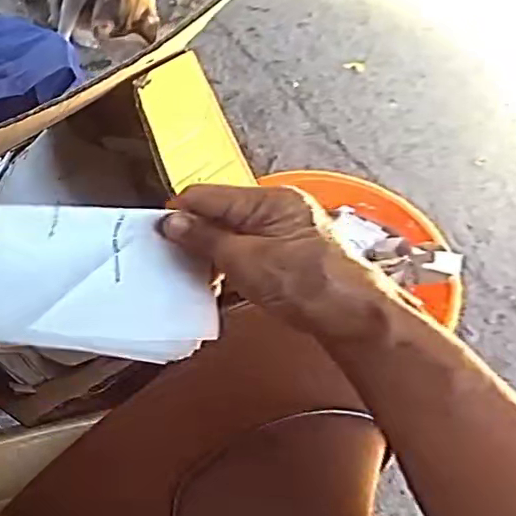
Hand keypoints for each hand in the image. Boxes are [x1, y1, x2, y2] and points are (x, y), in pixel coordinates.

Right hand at [159, 184, 412, 342]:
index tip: (160, 235)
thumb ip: (202, 237)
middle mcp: (276, 209)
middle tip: (177, 258)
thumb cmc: (315, 287)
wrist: (354, 320)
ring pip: (223, 233)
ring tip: (200, 273)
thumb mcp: (243, 259)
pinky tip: (217, 280)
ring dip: (207, 252)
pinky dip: (223, 263)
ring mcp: (279, 231)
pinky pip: (238, 249)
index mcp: (270, 200)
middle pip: (213, 213)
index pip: (204, 195)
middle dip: (192, 234)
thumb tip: (172, 222)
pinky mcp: (280, 253)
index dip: (178, 214)